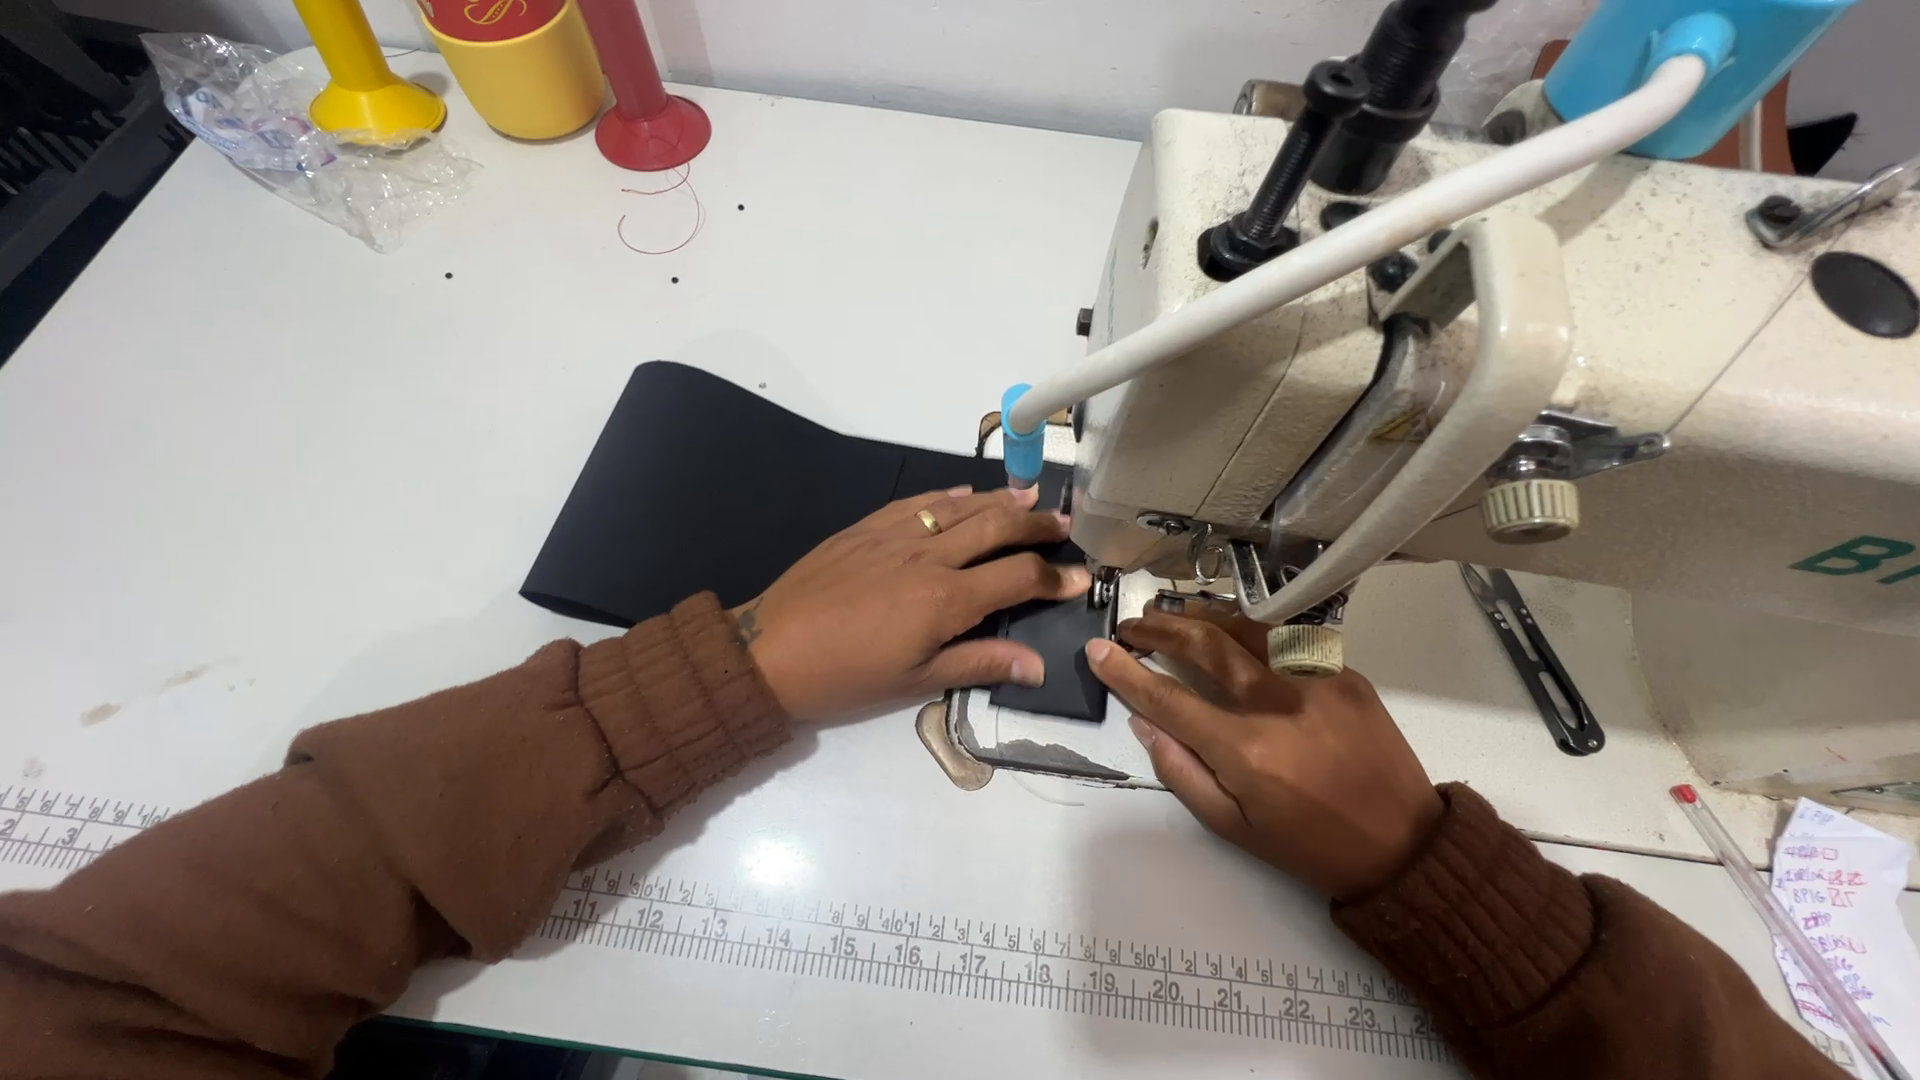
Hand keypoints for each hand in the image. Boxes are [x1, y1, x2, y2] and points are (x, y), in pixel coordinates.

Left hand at [735, 485, 1089, 721]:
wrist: (770, 650)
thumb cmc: (846, 676)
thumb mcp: (916, 681)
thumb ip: (980, 664)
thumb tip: (1037, 666)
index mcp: (946, 599)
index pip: (1017, 578)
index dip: (1054, 577)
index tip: (1079, 576)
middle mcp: (930, 555)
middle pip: (997, 528)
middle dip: (1036, 525)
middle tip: (1063, 524)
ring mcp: (896, 534)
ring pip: (961, 506)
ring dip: (999, 501)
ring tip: (1029, 498)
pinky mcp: (867, 526)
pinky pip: (919, 501)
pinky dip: (950, 496)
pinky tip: (965, 494)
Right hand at [1085, 613, 1442, 900]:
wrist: (1405, 846)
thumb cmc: (1309, 846)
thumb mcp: (1233, 828)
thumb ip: (1180, 772)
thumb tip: (1143, 723)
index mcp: (1245, 749)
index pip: (1168, 699)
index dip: (1126, 672)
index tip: (1098, 650)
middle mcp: (1277, 703)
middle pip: (1204, 646)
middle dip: (1159, 629)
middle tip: (1132, 626)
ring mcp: (1316, 680)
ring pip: (1245, 627)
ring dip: (1200, 615)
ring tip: (1172, 612)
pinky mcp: (1345, 673)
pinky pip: (1286, 639)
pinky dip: (1248, 628)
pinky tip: (1230, 627)